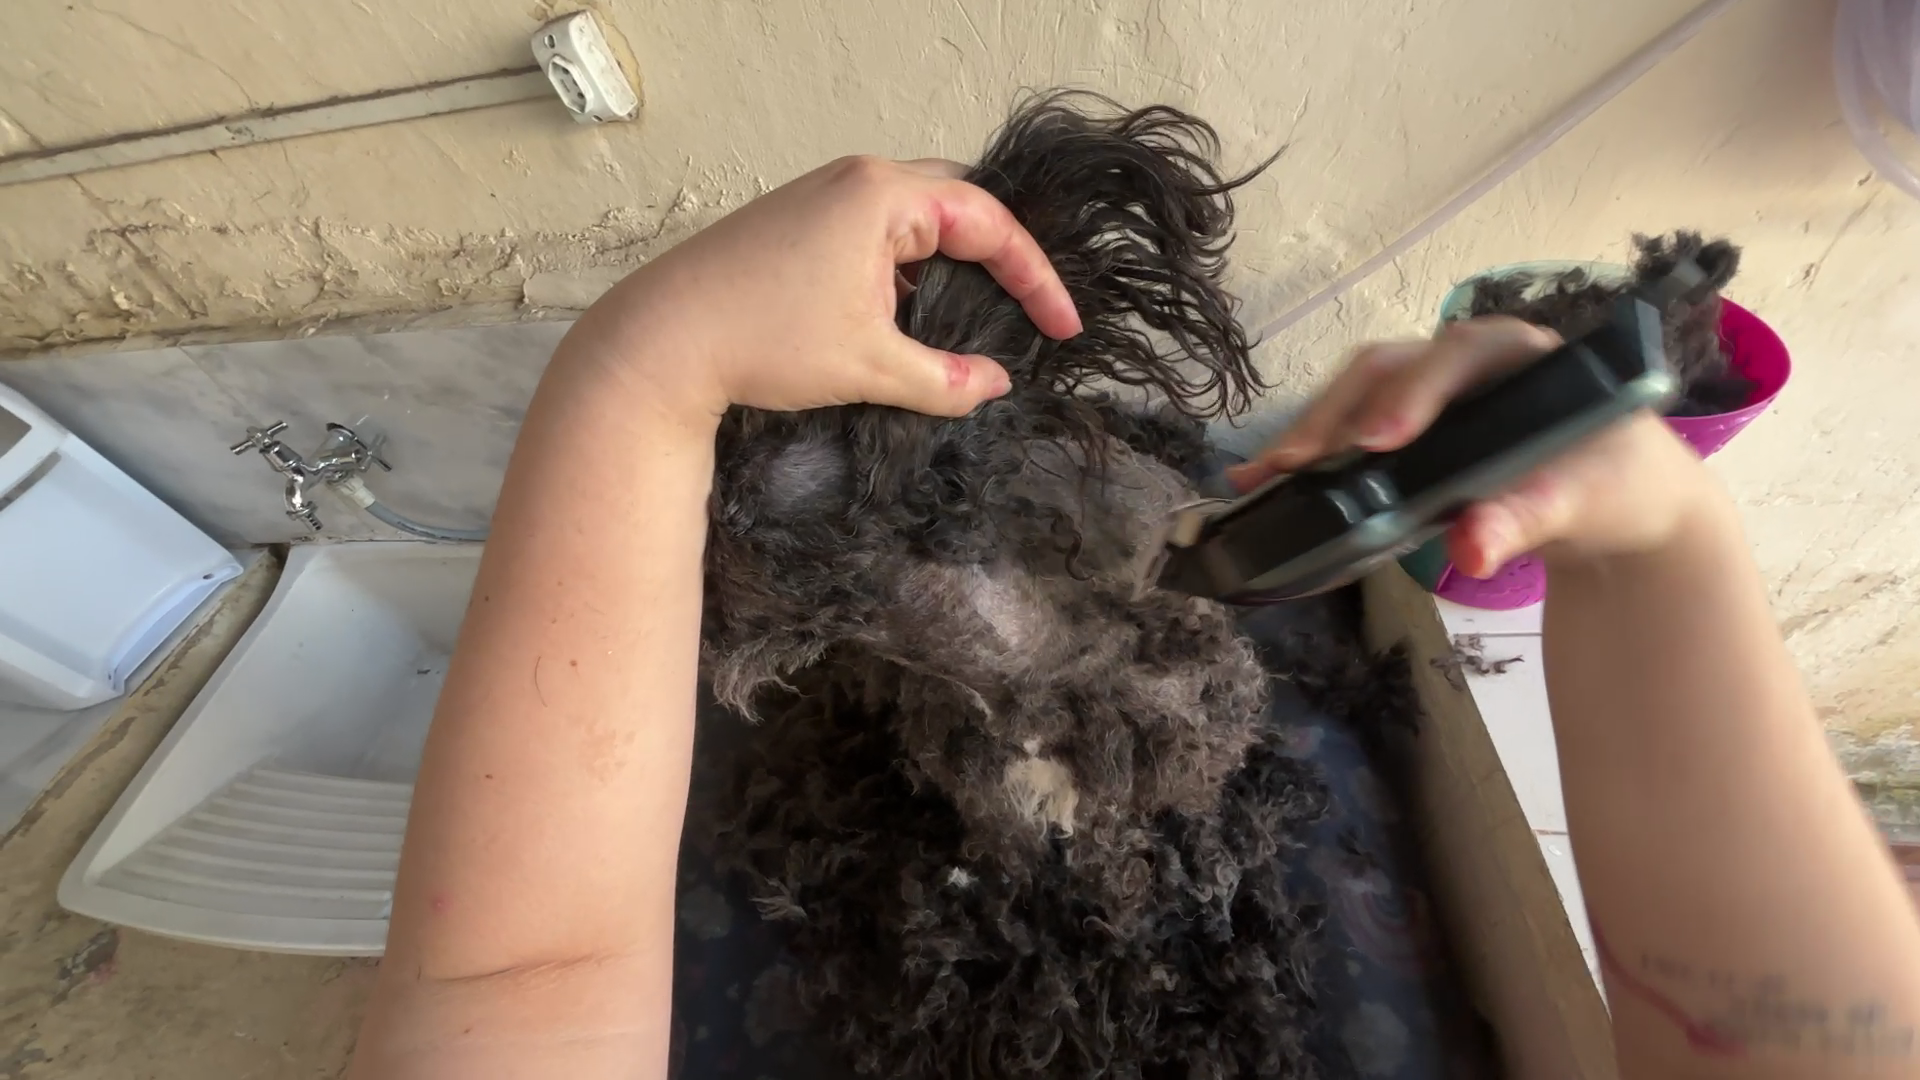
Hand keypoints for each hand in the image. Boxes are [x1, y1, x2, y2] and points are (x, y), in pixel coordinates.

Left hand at [560, 156, 1081, 419]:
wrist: (662, 342)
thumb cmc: (765, 342)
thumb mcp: (871, 367)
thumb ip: (946, 380)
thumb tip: (996, 384)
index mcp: (884, 197)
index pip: (989, 225)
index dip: (1037, 279)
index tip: (1065, 327)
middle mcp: (858, 182)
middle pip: (958, 206)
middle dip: (1000, 259)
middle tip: (1027, 308)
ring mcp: (825, 199)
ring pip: (917, 223)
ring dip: (953, 266)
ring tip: (976, 316)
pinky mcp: (803, 225)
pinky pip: (880, 238)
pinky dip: (911, 272)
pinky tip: (909, 314)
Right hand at [1226, 316, 1722, 575]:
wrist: (1602, 500)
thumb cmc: (1608, 485)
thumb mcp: (1585, 501)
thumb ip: (1530, 518)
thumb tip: (1471, 551)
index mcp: (1518, 356)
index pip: (1458, 356)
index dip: (1411, 393)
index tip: (1375, 445)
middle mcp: (1458, 362)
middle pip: (1383, 370)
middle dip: (1332, 415)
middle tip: (1292, 464)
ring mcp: (1419, 393)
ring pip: (1350, 395)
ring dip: (1304, 434)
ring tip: (1259, 477)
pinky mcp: (1392, 426)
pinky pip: (1340, 427)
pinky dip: (1301, 454)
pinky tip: (1258, 479)